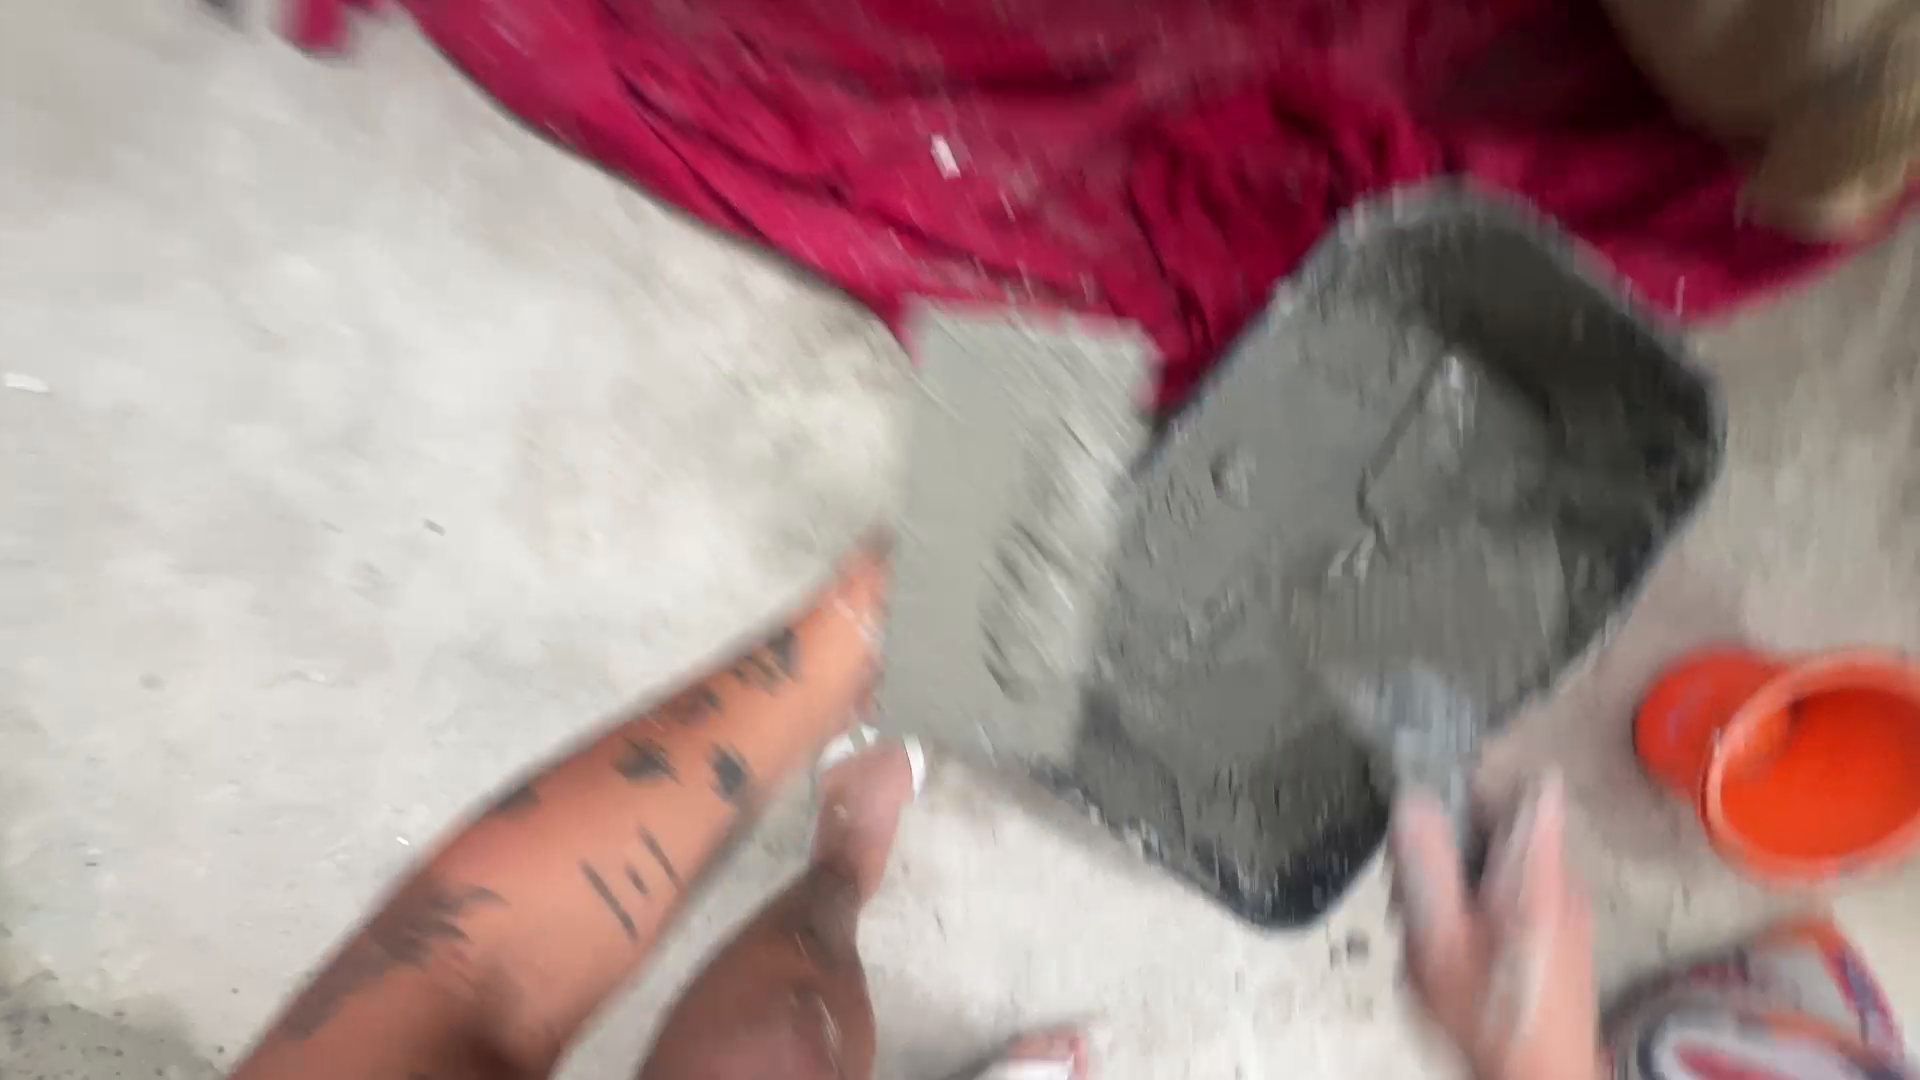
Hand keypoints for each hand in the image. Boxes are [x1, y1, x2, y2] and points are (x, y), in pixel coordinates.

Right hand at [1391, 771, 1603, 1079]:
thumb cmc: (1488, 1009)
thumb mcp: (1439, 933)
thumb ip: (1426, 861)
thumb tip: (1414, 795)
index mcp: (1536, 872)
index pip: (1528, 789)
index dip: (1486, 761)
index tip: (1441, 750)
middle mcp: (1557, 880)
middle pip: (1498, 820)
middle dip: (1446, 830)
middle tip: (1409, 872)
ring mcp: (1558, 902)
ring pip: (1494, 851)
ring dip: (1451, 864)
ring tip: (1422, 909)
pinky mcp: (1550, 924)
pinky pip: (1501, 878)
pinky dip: (1467, 887)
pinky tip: (1445, 925)